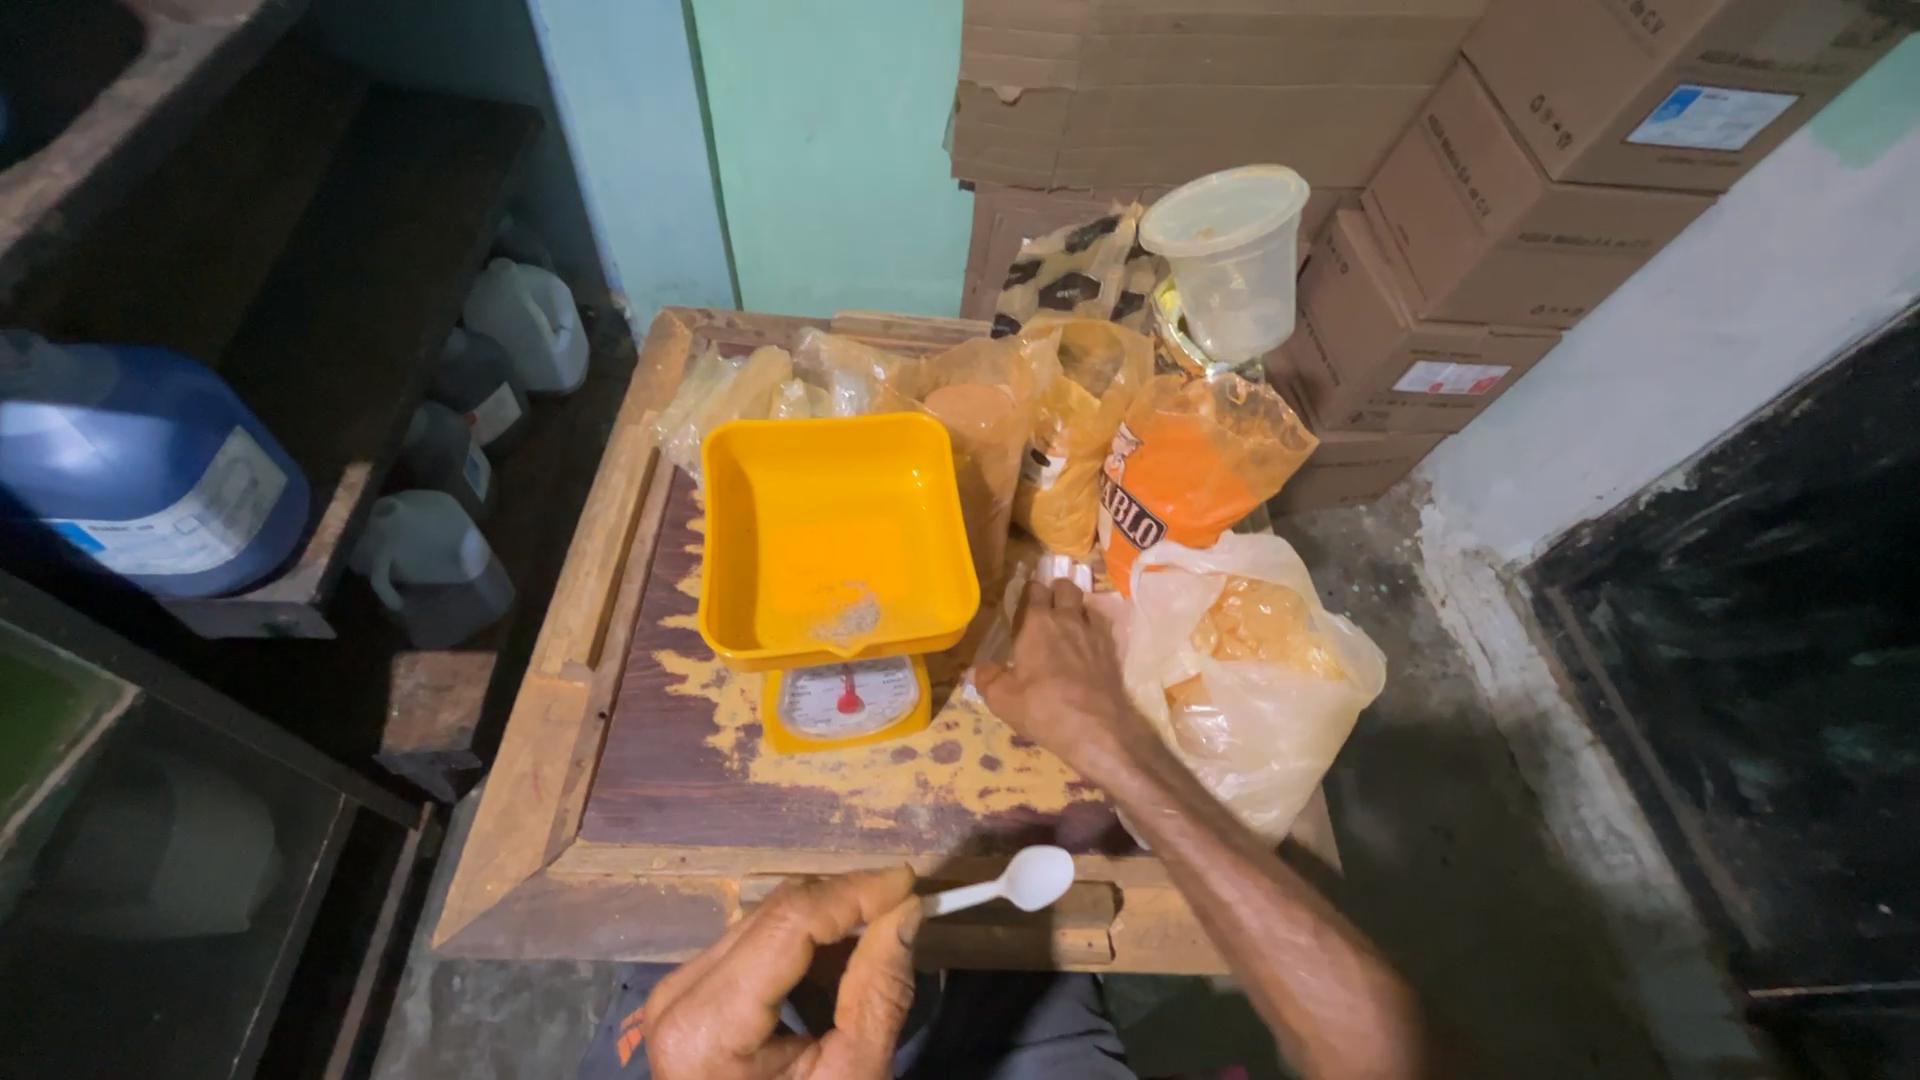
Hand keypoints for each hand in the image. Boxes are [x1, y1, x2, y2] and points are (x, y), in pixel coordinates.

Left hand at [646, 867, 922, 1078]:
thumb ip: (878, 991)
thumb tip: (905, 908)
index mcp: (708, 1027)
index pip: (792, 921)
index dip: (855, 891)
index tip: (910, 882)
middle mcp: (679, 995)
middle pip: (779, 912)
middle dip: (848, 901)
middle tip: (905, 905)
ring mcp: (678, 990)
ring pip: (770, 917)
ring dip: (831, 919)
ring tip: (879, 935)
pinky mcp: (690, 991)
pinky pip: (757, 939)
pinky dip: (807, 941)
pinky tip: (840, 961)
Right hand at [972, 579, 1160, 785]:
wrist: (1095, 728)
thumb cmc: (1042, 708)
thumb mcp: (1002, 699)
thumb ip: (987, 679)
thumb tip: (979, 670)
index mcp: (1037, 624)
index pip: (1035, 591)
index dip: (1029, 590)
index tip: (1024, 598)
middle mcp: (1067, 620)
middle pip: (1066, 588)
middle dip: (1056, 590)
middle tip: (1048, 604)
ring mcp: (1093, 633)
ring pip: (1087, 604)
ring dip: (1077, 606)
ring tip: (1069, 619)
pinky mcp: (1112, 651)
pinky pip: (1103, 626)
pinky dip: (1094, 626)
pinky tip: (1088, 641)